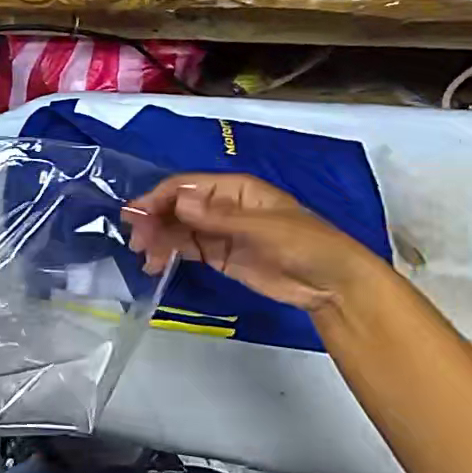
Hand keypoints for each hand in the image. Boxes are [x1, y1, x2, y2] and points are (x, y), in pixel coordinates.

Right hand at [125, 173, 384, 312]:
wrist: (335, 286)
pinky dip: (168, 254)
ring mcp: (220, 232)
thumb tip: (178, 203)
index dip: (159, 197)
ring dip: (158, 238)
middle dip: (154, 219)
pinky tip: (155, 264)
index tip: (137, 213)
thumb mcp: (264, 228)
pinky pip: (187, 249)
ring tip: (144, 257)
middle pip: (177, 207)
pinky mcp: (220, 256)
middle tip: (136, 239)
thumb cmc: (306, 244)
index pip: (186, 186)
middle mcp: (221, 206)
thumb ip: (218, 218)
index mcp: (234, 188)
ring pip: (178, 229)